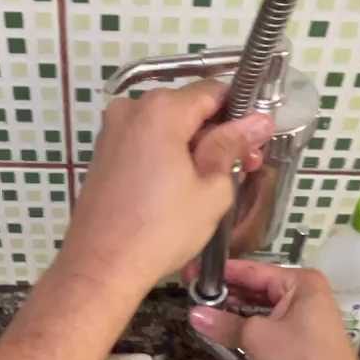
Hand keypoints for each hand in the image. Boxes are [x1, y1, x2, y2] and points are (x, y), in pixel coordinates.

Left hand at [59, 81, 272, 291]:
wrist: (102, 267)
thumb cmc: (161, 231)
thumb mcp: (211, 190)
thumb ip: (233, 147)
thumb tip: (257, 122)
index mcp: (160, 110)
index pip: (214, 92)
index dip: (240, 115)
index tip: (253, 144)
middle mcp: (130, 110)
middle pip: (187, 109)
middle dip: (214, 134)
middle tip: (237, 171)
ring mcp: (111, 132)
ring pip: (164, 128)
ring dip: (190, 148)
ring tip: (207, 188)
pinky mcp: (102, 156)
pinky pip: (144, 145)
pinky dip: (164, 158)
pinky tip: (175, 191)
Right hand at [187, 260, 359, 359]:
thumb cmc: (298, 359)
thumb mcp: (256, 337)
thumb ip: (224, 323)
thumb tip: (193, 315)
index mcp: (300, 281)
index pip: (252, 270)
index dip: (221, 272)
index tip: (192, 273)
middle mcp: (307, 293)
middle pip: (259, 287)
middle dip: (228, 292)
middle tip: (194, 294)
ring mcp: (307, 317)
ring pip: (264, 308)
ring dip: (237, 311)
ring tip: (206, 312)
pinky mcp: (304, 339)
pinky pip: (271, 325)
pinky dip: (251, 327)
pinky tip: (228, 331)